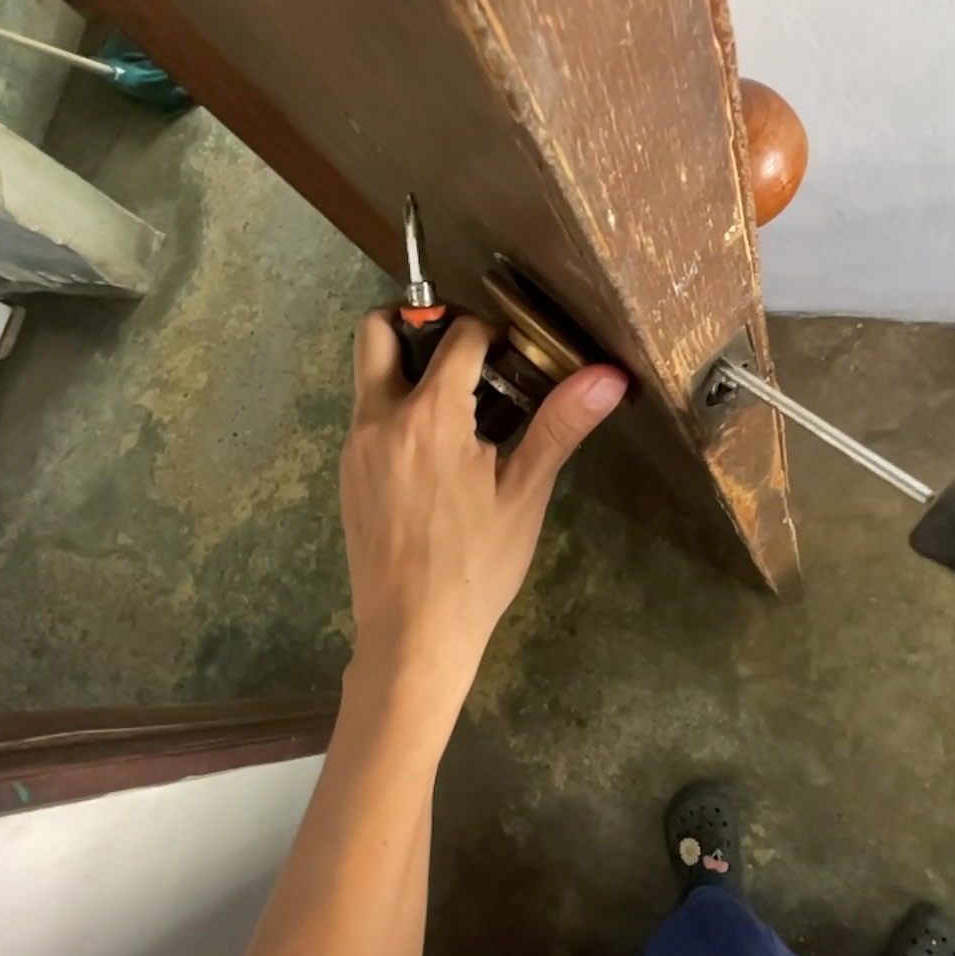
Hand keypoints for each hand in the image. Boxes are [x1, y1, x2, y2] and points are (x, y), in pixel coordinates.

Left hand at [339, 310, 626, 700]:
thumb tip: (609, 375)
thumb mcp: (525, 494)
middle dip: (416, 320)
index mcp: (429, 414)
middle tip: (462, 350)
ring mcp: (354, 446)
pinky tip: (434, 456)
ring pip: (368, 375)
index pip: (458, 335)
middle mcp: (379, 417)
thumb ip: (560, 425)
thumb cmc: (476, 566)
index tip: (514, 354)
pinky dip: (397, 410)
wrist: (412, 635)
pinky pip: (366, 417)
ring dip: (407, 368)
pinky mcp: (346, 473)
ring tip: (459, 406)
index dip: (491, 332)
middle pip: (377, 330)